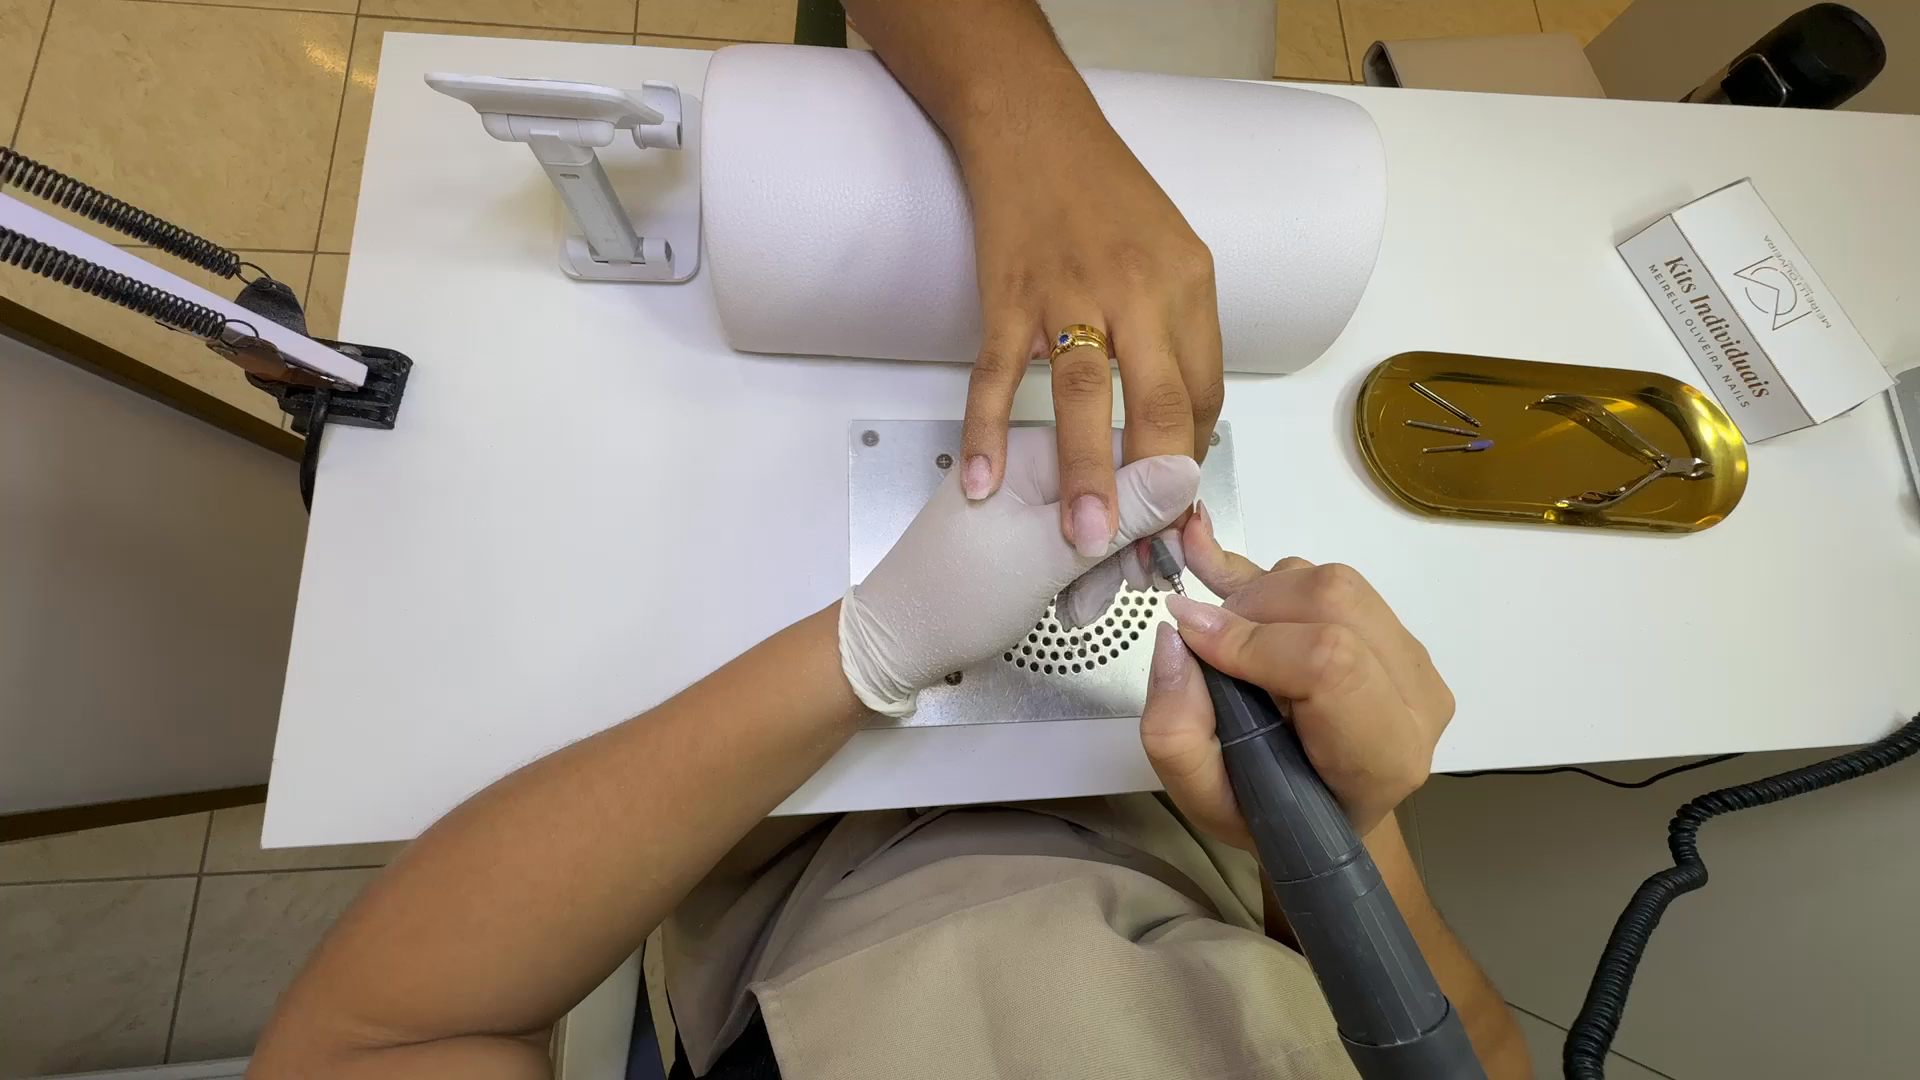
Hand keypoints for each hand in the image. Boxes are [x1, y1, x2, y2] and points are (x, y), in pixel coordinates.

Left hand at [841, 428, 1198, 715]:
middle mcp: (1032, 464)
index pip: (1125, 451)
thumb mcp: (1049, 552)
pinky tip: (1070, 605)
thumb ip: (1124, 511)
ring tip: (1080, 607)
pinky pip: (1074, 545)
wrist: (896, 643)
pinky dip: (1081, 577)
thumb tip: (1188, 468)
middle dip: (1127, 543)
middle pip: (1117, 490)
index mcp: (1033, 447)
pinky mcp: (1023, 535)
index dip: (1159, 502)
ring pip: (1100, 524)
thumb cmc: (959, 593)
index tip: (1171, 550)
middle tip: (1131, 585)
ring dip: (1103, 568)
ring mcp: (1026, 501)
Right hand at [953, 119, 1223, 558]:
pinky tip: (984, 483)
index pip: (1204, 398)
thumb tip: (1178, 422)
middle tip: (1139, 553)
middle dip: (1152, 490)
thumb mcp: (1172, 256)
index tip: (1170, 514)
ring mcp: (1068, 294)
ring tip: (1081, 540)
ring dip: (1084, 476)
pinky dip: (989, 431)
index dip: (1188, 465)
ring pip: (1083, 397)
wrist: (1033, 128)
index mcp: (1189, 287)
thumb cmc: (1107, 196)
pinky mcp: (1008, 296)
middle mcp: (1138, 291)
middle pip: (1159, 405)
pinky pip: (998, 374)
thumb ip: (1179, 337)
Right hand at [1139, 505, 1454, 842]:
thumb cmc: (1268, 815)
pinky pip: (1326, 576)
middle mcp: (1416, 699)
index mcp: (1380, 755)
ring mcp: (1411, 658)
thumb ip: (1177, 732)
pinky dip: (1261, 569)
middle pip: (1333, 601)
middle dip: (1248, 606)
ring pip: (1331, 581)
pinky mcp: (1390, 629)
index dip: (1249, 638)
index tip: (1186, 633)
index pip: (1330, 662)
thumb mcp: (1202, 800)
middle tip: (1204, 639)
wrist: (1322, 811)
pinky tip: (1208, 553)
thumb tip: (1175, 636)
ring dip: (1259, 593)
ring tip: (1226, 634)